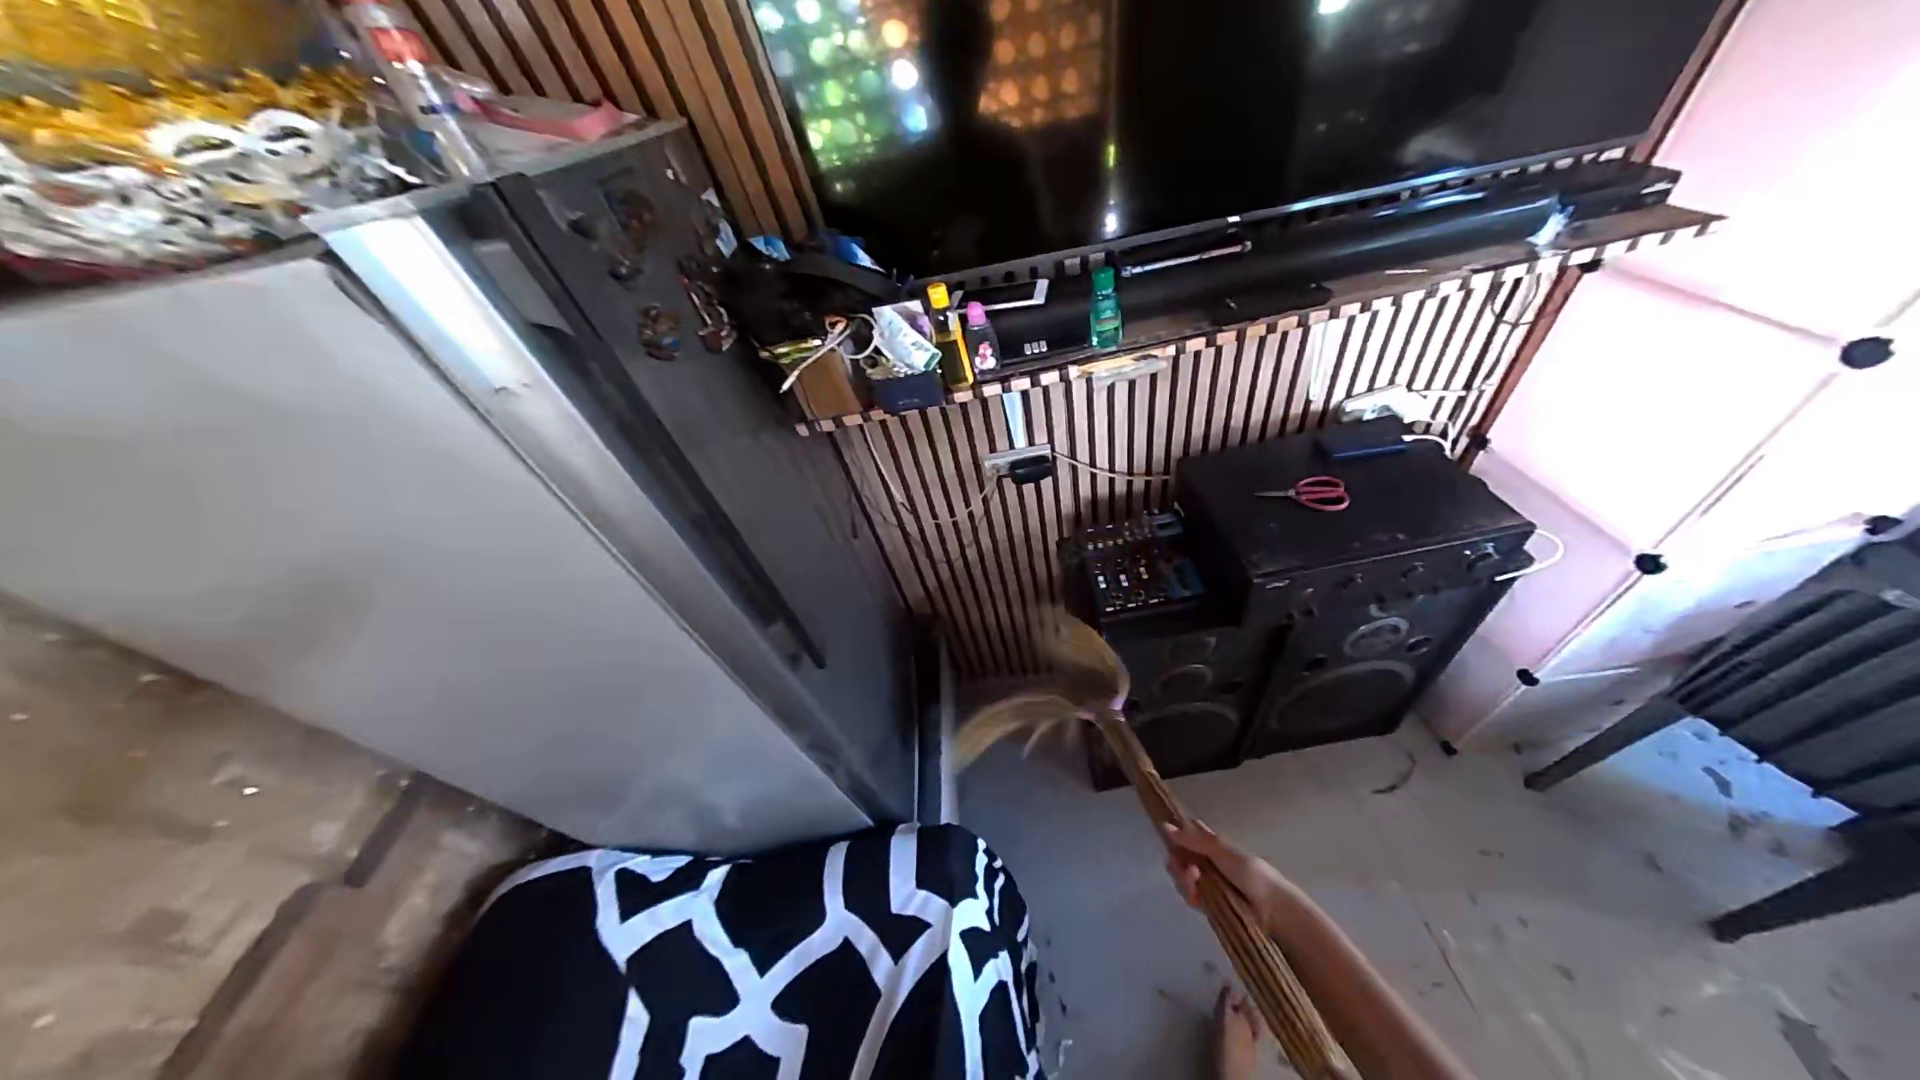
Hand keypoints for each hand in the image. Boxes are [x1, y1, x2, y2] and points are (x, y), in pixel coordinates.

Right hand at [1162, 819, 1303, 930]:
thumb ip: (1195, 840)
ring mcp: (1207, 885)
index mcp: (1215, 847)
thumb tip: (1165, 825)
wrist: (1272, 910)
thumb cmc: (1252, 874)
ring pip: (1182, 877)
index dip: (1178, 833)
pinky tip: (1194, 890)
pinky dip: (1188, 892)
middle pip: (1181, 857)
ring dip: (1181, 875)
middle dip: (1175, 858)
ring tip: (1192, 876)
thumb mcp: (1222, 850)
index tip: (1166, 834)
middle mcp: (1208, 864)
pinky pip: (1189, 896)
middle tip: (1177, 862)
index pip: (1192, 835)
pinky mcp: (1207, 906)